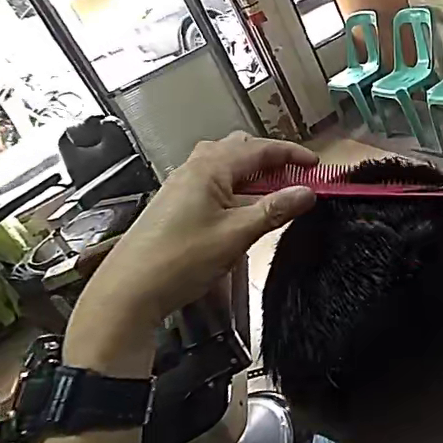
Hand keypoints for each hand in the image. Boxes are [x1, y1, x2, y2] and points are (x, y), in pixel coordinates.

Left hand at [65, 133, 317, 374]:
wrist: (126, 294)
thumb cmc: (180, 260)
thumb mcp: (236, 235)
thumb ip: (274, 210)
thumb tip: (307, 193)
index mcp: (210, 168)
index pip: (260, 148)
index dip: (291, 154)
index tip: (316, 166)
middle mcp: (194, 169)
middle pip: (241, 149)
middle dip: (273, 159)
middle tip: (297, 178)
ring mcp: (181, 186)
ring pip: (226, 166)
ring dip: (254, 173)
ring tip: (275, 193)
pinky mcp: (175, 204)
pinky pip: (214, 182)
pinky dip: (238, 187)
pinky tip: (245, 210)